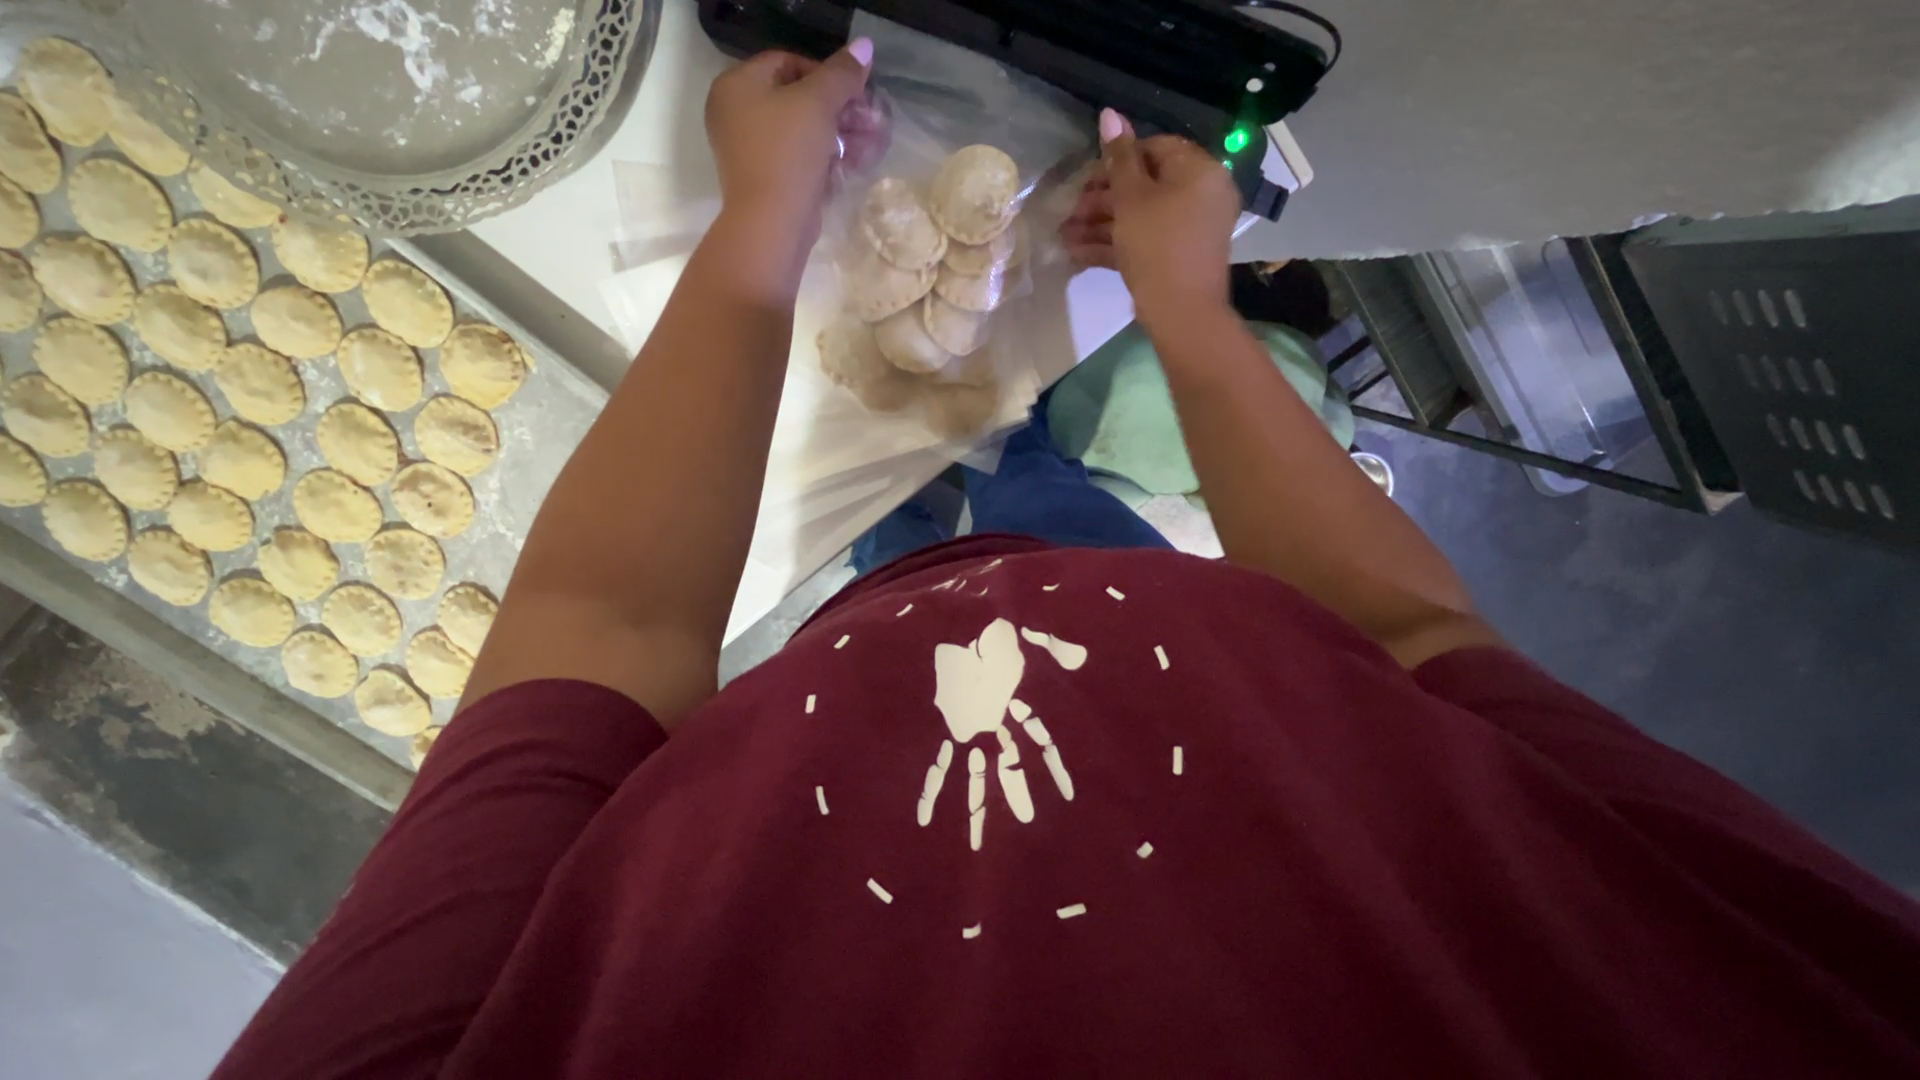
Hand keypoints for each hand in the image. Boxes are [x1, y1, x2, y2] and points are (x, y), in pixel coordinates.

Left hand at [705, 39, 874, 235]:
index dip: (827, 73)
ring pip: (804, 132)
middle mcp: (736, 113)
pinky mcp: (768, 180)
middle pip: (798, 99)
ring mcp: (751, 150)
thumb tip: (864, 46)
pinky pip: (800, 158)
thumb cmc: (788, 152)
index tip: (856, 91)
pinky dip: (827, 158)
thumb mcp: (818, 104)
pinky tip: (857, 162)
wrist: (771, 223)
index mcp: (737, 85)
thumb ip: (841, 74)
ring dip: (842, 135)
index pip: (787, 62)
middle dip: (842, 110)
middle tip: (873, 120)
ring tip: (874, 144)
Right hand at [1062, 108, 1241, 326]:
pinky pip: (1146, 240)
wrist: (1182, 313)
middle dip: (1102, 198)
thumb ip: (1119, 157)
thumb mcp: (1132, 198)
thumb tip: (1110, 114)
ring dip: (1100, 224)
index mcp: (1199, 171)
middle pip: (1146, 185)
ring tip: (1064, 236)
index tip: (1088, 178)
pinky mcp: (1178, 256)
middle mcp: (1202, 194)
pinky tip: (1077, 253)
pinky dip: (1115, 244)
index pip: (1156, 149)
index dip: (1118, 159)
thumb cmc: (1157, 245)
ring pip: (1140, 216)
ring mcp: (1191, 228)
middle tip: (1070, 210)